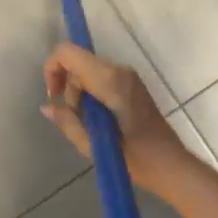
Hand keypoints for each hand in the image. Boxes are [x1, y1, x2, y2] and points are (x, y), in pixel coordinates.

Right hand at [41, 44, 197, 193]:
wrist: (170, 165)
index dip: (52, 69)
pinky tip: (99, 121)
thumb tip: (47, 107)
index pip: (68, 53)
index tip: (54, 98)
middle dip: (68, 88)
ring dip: (80, 94)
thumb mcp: (93, 145)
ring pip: (89, 72)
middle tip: (75, 119)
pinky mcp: (133, 85)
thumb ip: (67, 122)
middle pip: (78, 62)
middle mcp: (120, 70)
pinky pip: (102, 80)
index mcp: (110, 80)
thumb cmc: (135, 158)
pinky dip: (93, 95)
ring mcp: (129, 76)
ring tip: (89, 125)